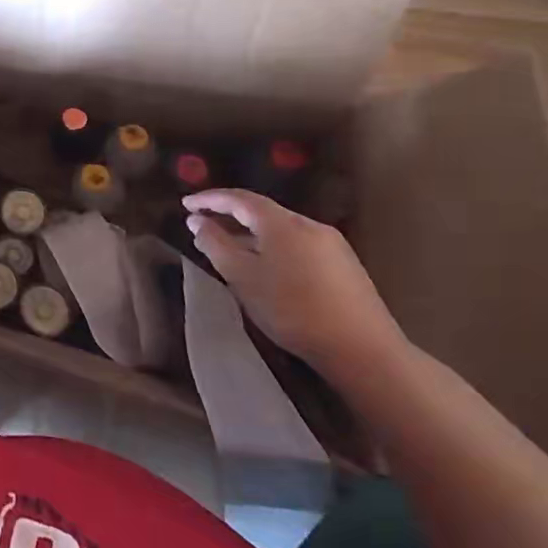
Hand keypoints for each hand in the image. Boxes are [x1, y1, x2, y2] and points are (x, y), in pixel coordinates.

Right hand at [183, 188, 409, 380]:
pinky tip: (263, 265)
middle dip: (229, 215)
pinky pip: (296, 244)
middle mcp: (309, 225)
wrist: (362, 348)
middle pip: (262, 211)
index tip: (185, 203)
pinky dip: (271, 246)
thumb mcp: (242, 277)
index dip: (209, 199)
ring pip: (280, 229)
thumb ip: (215, 244)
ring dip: (249, 232)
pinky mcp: (343, 265)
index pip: (239, 199)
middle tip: (202, 224)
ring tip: (227, 247)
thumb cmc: (291, 309)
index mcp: (283, 223)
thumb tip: (197, 222)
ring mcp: (331, 245)